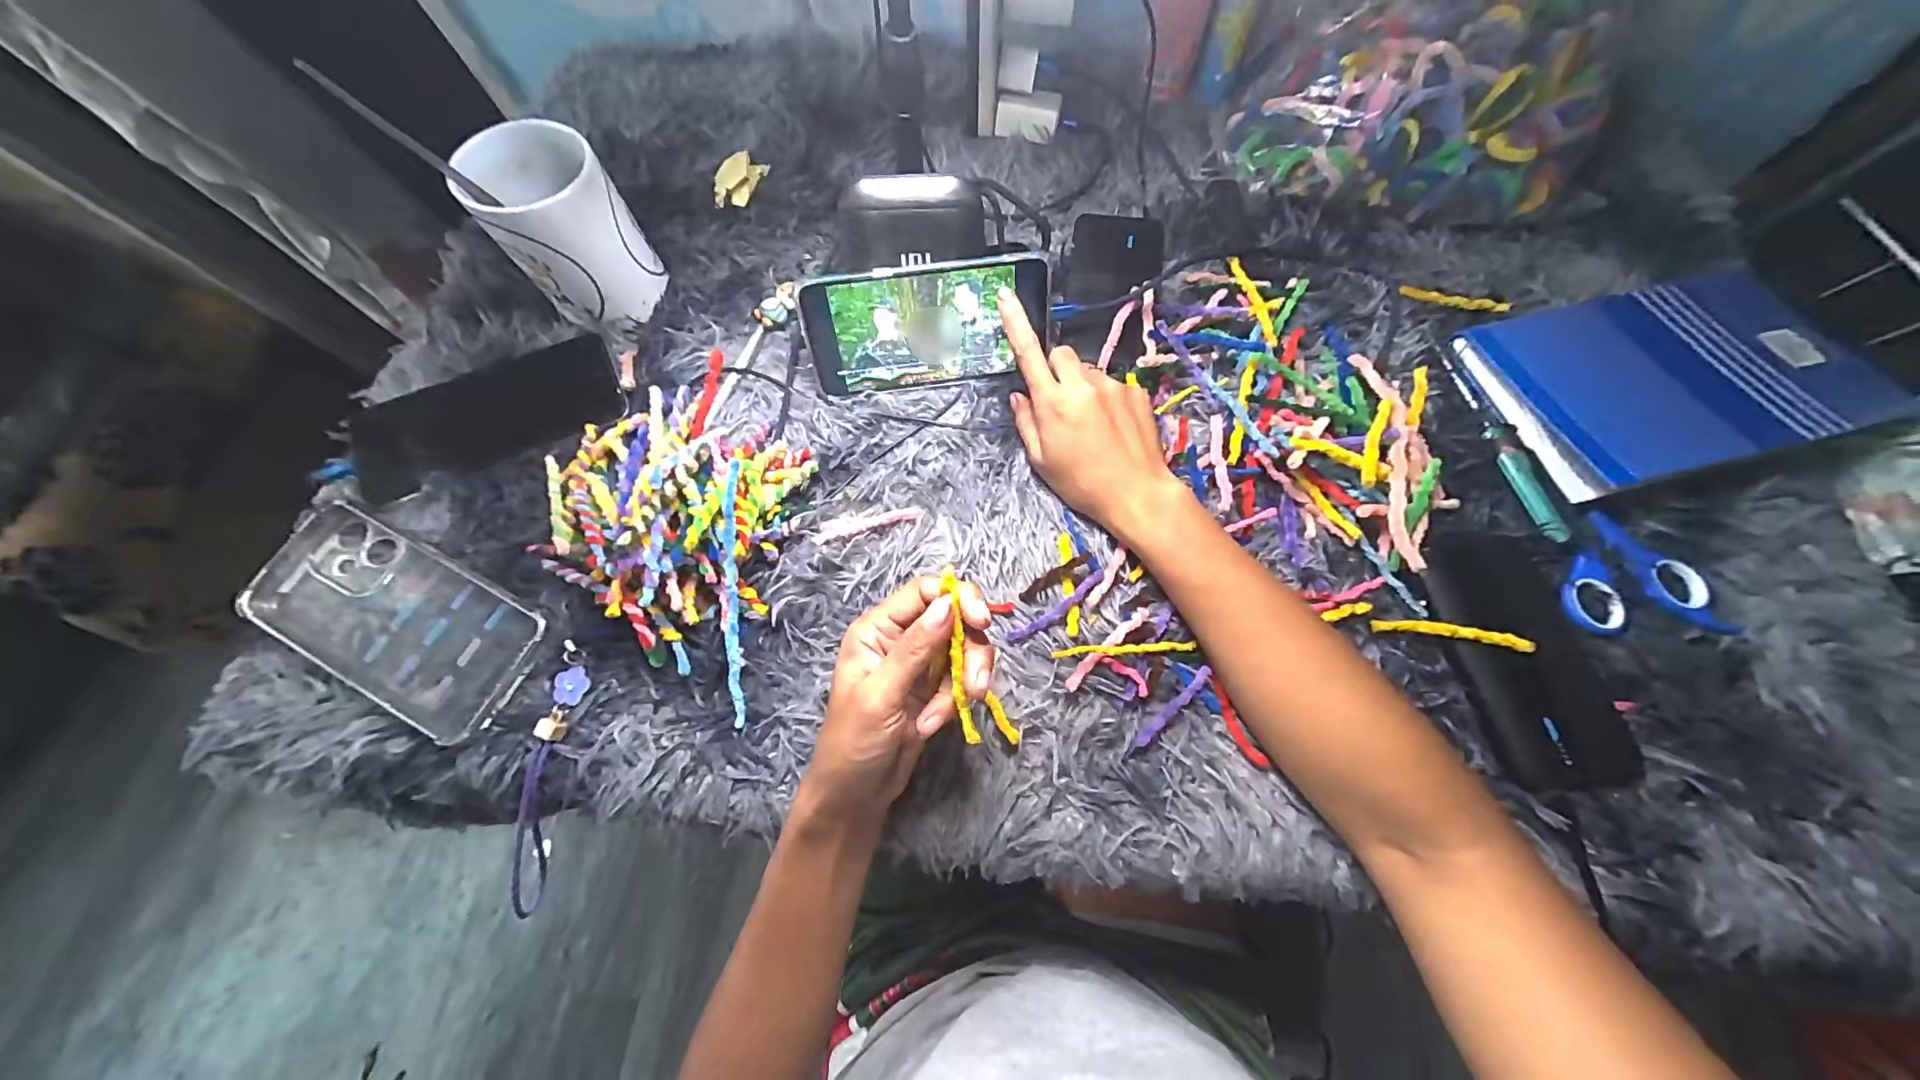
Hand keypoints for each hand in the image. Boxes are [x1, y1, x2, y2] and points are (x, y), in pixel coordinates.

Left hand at [799, 576, 995, 826]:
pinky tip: (931, 725)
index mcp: (876, 628)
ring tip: (946, 714)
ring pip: (964, 650)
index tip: (982, 622)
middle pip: (954, 619)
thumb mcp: (881, 694)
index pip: (924, 592)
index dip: (958, 598)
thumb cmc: (852, 742)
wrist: (854, 796)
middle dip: (970, 651)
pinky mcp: (934, 688)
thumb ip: (915, 648)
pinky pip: (961, 679)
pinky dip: (954, 701)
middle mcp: (900, 638)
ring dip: (965, 680)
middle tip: (975, 685)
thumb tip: (948, 602)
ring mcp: (919, 664)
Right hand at [998, 288, 1192, 539]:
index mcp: (1053, 403)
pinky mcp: (1135, 393)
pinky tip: (1112, 427)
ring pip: (1087, 370)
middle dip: (1055, 367)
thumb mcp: (1041, 461)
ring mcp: (1112, 386)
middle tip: (1059, 400)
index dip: (1015, 322)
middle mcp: (1082, 386)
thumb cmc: (1081, 484)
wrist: (1137, 493)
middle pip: (1060, 353)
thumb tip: (1019, 397)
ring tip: (1090, 424)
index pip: (1028, 353)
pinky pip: (1112, 384)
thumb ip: (1026, 423)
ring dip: (1082, 386)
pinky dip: (1106, 398)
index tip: (1005, 296)